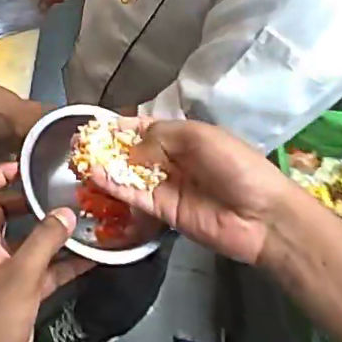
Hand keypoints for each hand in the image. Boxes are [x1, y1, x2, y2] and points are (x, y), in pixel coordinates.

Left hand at [0, 163, 94, 341]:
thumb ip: (44, 241)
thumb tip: (65, 212)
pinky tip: (90, 258)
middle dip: (30, 198)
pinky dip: (65, 263)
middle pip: (6, 211)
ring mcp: (8, 273)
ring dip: (52, 231)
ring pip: (30, 241)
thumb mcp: (22, 275)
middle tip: (59, 190)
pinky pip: (46, 271)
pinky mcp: (23, 296)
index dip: (0, 172)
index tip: (27, 166)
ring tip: (82, 219)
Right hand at [86, 119, 299, 265]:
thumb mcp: (197, 136)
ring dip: (104, 165)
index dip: (120, 126)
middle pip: (131, 151)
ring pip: (127, 174)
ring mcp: (165, 186)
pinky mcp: (162, 210)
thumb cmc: (235, 166)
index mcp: (182, 138)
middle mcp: (170, 160)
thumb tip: (129, 149)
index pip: (144, 128)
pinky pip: (132, 195)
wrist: (263, 216)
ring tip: (78, 159)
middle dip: (106, 146)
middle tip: (78, 142)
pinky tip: (94, 175)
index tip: (95, 124)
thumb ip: (158, 137)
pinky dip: (112, 185)